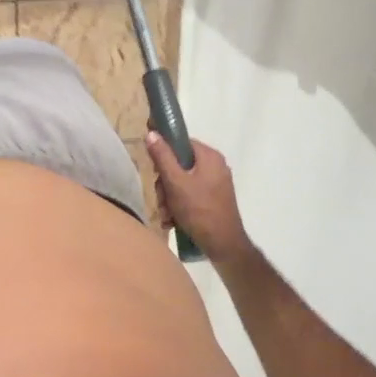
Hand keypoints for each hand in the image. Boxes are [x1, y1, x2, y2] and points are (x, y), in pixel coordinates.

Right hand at [144, 133, 250, 259]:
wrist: (223, 244)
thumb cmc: (198, 209)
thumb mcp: (175, 182)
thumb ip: (162, 157)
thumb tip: (152, 133)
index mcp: (209, 157)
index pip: (181, 142)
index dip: (164, 152)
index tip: (153, 168)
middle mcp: (215, 166)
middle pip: (179, 164)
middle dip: (165, 184)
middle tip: (161, 199)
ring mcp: (216, 183)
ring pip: (182, 182)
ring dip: (169, 198)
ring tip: (167, 214)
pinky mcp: (215, 199)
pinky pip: (191, 194)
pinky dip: (180, 205)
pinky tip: (173, 220)